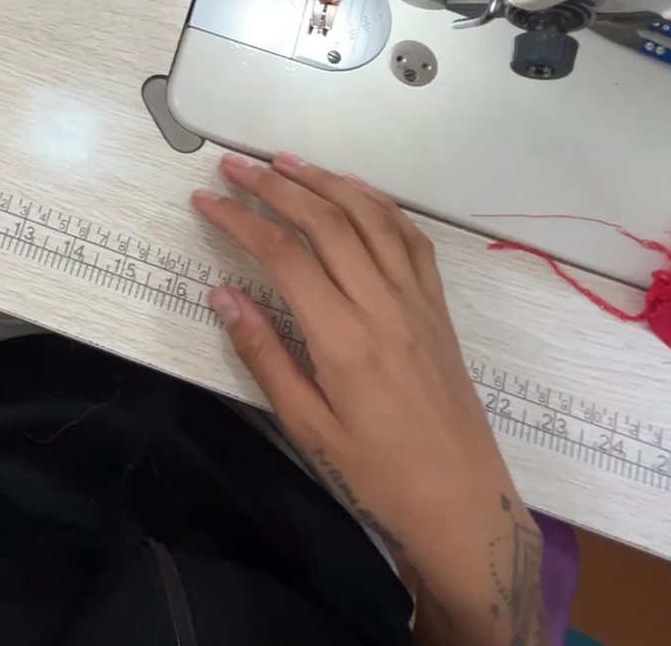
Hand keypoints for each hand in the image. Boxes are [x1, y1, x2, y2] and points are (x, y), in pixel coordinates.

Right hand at [192, 152, 546, 645]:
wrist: (465, 509)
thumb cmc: (376, 474)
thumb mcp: (305, 426)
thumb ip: (262, 354)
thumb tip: (221, 295)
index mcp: (344, 338)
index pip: (283, 255)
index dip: (239, 219)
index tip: (205, 199)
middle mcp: (383, 306)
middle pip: (326, 222)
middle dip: (274, 185)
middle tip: (235, 164)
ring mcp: (417, 302)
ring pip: (371, 219)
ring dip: (325, 182)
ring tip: (286, 160)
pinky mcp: (437, 309)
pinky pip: (411, 240)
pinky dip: (380, 204)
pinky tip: (355, 191)